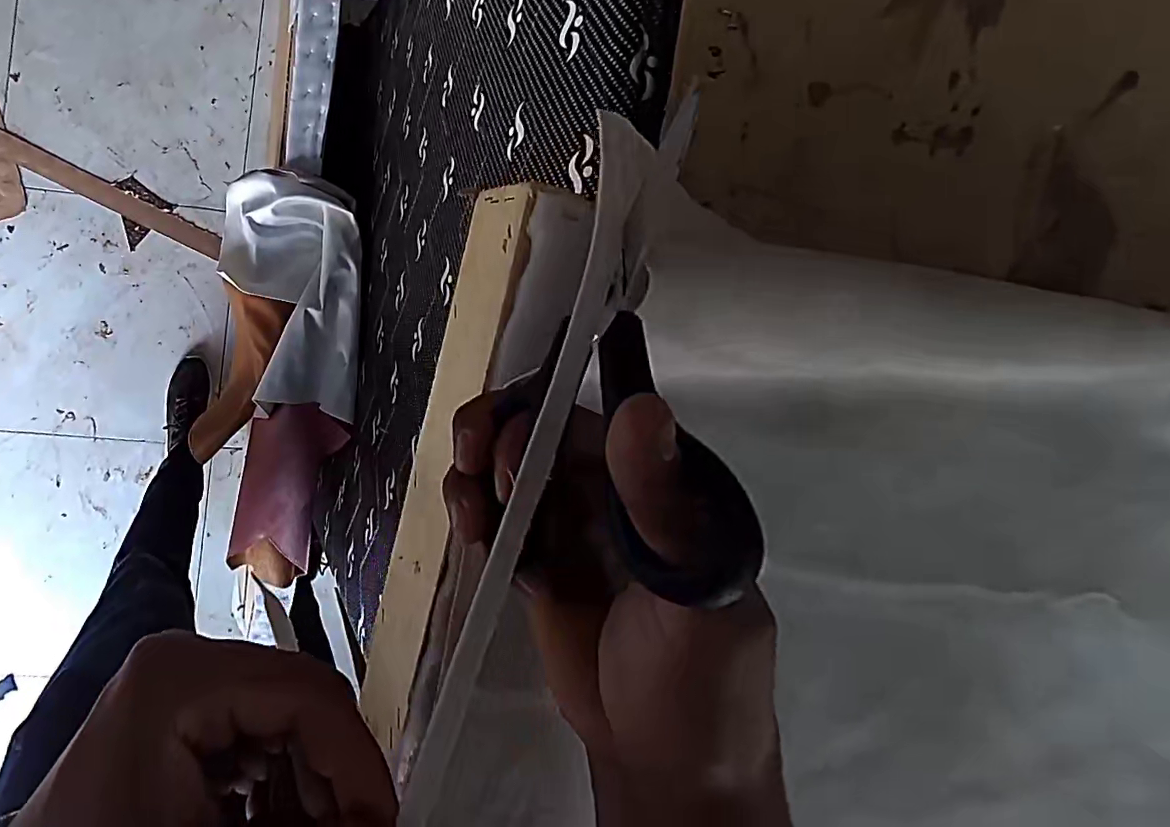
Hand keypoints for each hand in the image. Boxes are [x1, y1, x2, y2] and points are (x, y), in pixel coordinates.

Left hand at [18, 631, 395, 826]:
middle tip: (362, 825)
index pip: (303, 694)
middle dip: (338, 768)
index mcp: (180, 676)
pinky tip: (285, 819)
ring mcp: (183, 676)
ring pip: (287, 710)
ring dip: (314, 776)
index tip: (382, 817)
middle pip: (300, 695)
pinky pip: (259, 725)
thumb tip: (374, 821)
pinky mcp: (184, 704)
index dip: (355, 758)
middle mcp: (185, 658)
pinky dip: (284, 775)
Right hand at [446, 392, 789, 823]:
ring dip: (474, 475)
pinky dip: (472, 512)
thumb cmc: (698, 677)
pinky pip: (492, 513)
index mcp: (653, 480)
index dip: (537, 412)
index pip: (587, 418)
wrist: (663, 765)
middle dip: (495, 437)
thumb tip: (642, 406)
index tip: (504, 441)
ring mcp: (565, 523)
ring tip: (471, 516)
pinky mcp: (532, 557)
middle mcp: (605, 489)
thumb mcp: (690, 591)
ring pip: (504, 466)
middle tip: (474, 469)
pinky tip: (476, 539)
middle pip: (535, 430)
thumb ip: (661, 503)